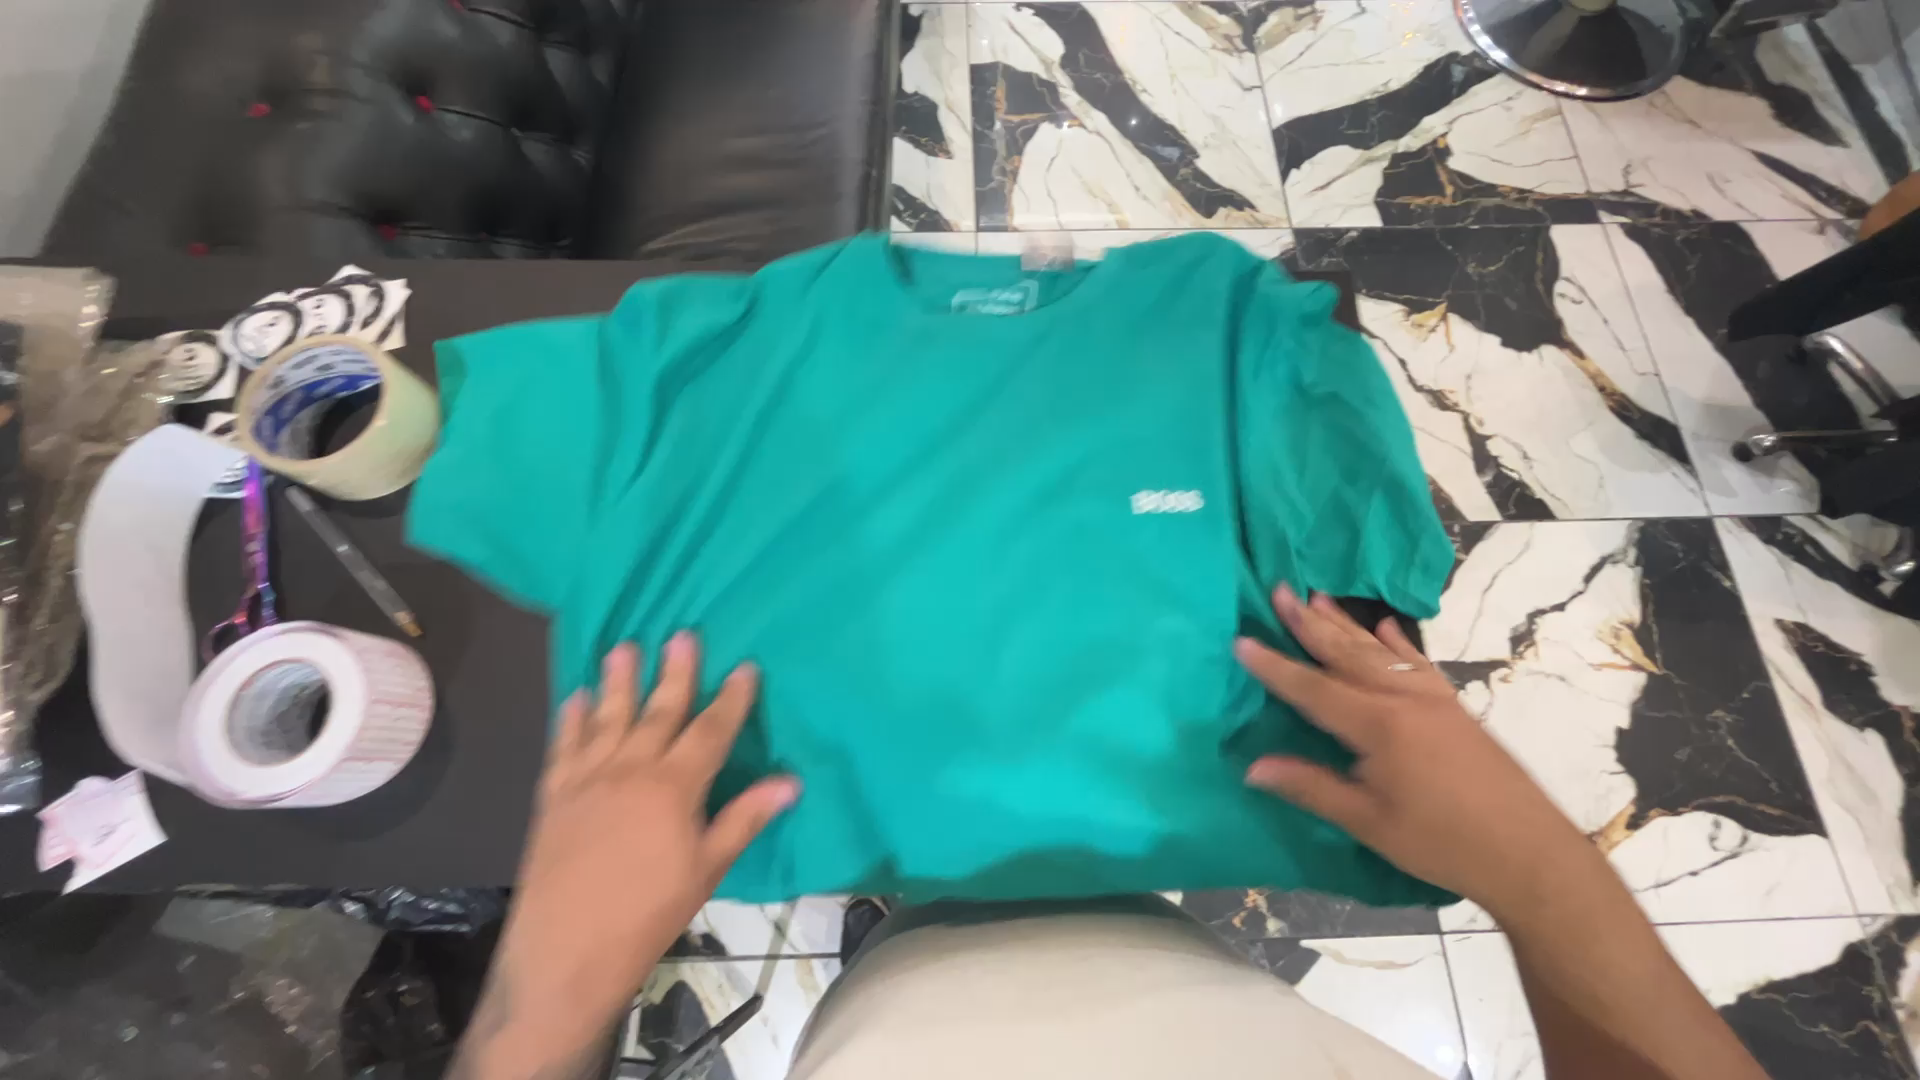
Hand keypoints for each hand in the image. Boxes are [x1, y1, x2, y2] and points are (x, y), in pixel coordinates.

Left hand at [458, 634, 799, 1073]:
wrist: (564, 956)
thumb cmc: (648, 914)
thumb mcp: (706, 868)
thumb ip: (745, 817)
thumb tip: (791, 782)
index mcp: (674, 787)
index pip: (711, 730)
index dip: (731, 698)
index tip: (745, 667)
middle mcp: (630, 770)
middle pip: (658, 711)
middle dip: (674, 673)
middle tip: (682, 635)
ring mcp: (587, 780)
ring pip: (608, 718)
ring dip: (617, 682)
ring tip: (624, 647)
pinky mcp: (554, 797)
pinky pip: (564, 747)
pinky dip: (571, 720)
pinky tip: (576, 698)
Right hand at [1234, 585, 1599, 915]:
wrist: (1535, 857)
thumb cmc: (1443, 843)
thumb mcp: (1368, 822)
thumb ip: (1310, 787)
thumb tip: (1252, 768)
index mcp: (1378, 725)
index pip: (1312, 689)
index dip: (1274, 666)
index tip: (1241, 639)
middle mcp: (1403, 699)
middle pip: (1346, 653)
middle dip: (1308, 623)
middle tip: (1280, 590)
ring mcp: (1433, 698)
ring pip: (1379, 651)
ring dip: (1344, 623)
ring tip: (1317, 596)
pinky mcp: (1455, 707)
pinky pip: (1418, 662)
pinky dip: (1397, 641)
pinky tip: (1385, 625)